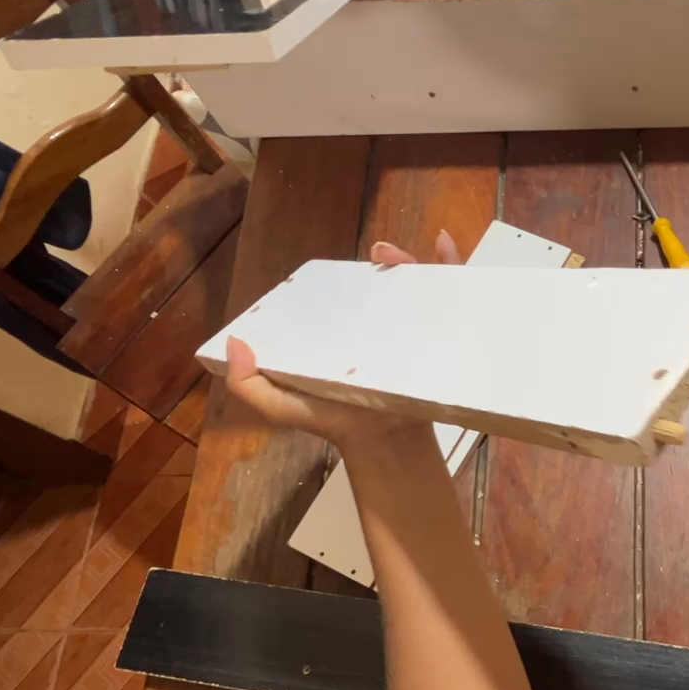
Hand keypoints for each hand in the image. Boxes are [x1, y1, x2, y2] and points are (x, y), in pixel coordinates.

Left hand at [224, 232, 462, 450]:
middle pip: (390, 280)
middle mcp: (380, 324)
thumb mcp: (281, 406)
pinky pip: (452, 304)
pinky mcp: (439, 340)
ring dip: (420, 260)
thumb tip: (235, 341)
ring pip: (422, 286)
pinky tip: (447, 246)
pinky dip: (453, 269)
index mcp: (344, 329)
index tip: (346, 261)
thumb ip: (249, 382)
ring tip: (413, 253)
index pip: (349, 288)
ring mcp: (412, 331)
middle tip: (383, 253)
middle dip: (392, 257)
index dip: (348, 268)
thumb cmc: (334, 422)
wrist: (383, 443)